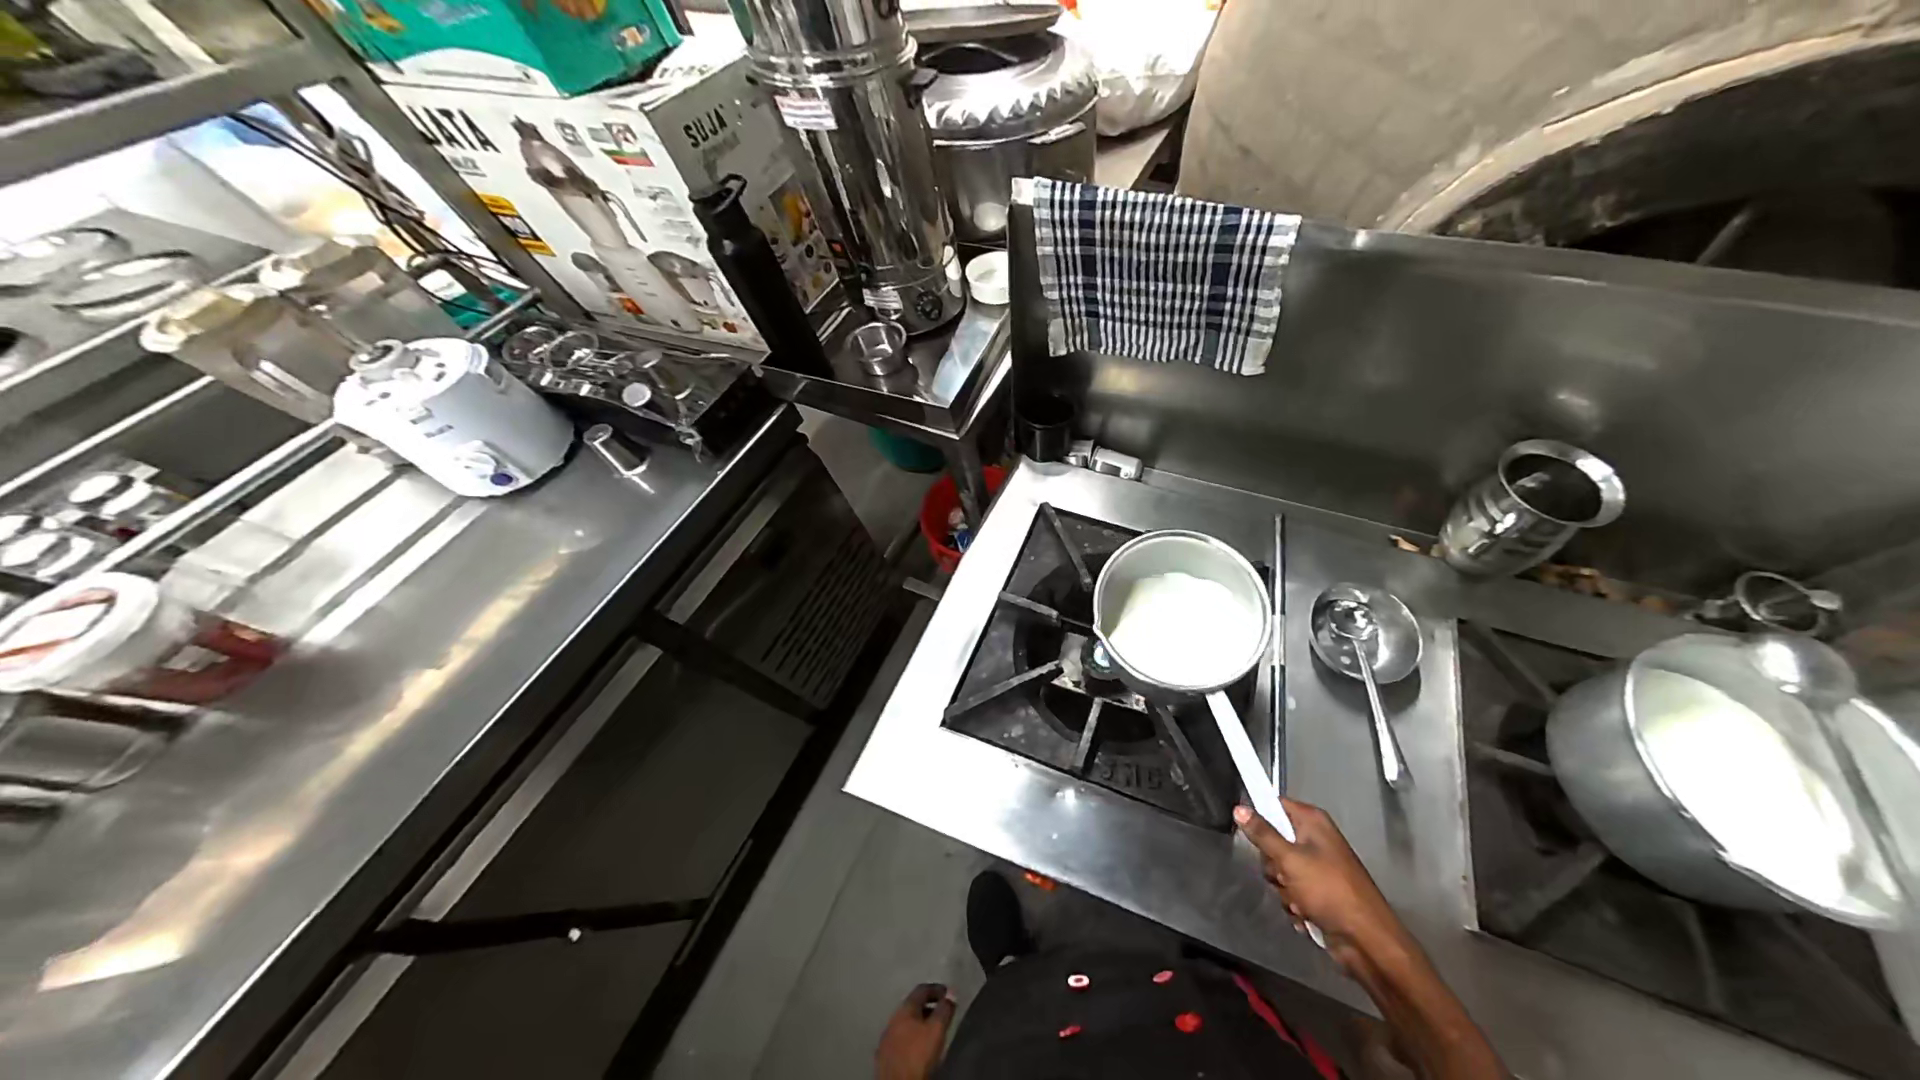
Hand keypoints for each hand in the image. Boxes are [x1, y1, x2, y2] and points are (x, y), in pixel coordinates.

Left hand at [875, 982, 955, 1079]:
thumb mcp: (936, 1030)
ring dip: (920, 1022)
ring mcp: (887, 1036)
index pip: (921, 990)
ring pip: (906, 1022)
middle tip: (942, 1011)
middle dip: (928, 1006)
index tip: (948, 993)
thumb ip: (944, 1010)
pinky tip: (918, 1046)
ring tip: (932, 1029)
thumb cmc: (918, 1054)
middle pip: (913, 1005)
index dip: (936, 989)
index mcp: (904, 1008)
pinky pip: (901, 1038)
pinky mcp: (885, 1053)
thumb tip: (950, 995)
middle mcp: (893, 1018)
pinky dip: (912, 1036)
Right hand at [1234, 799, 1416, 980]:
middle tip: (1285, 874)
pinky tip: (1307, 913)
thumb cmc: (1330, 891)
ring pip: (1279, 870)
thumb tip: (1240, 808)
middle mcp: (1315, 841)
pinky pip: (1291, 891)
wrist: (1366, 941)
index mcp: (1313, 822)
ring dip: (1284, 889)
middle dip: (1273, 864)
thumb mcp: (1290, 859)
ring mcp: (1317, 868)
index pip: (1275, 804)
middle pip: (1272, 841)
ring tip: (1301, 900)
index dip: (1259, 816)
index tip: (1248, 829)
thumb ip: (1262, 834)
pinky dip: (1294, 904)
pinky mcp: (1318, 893)